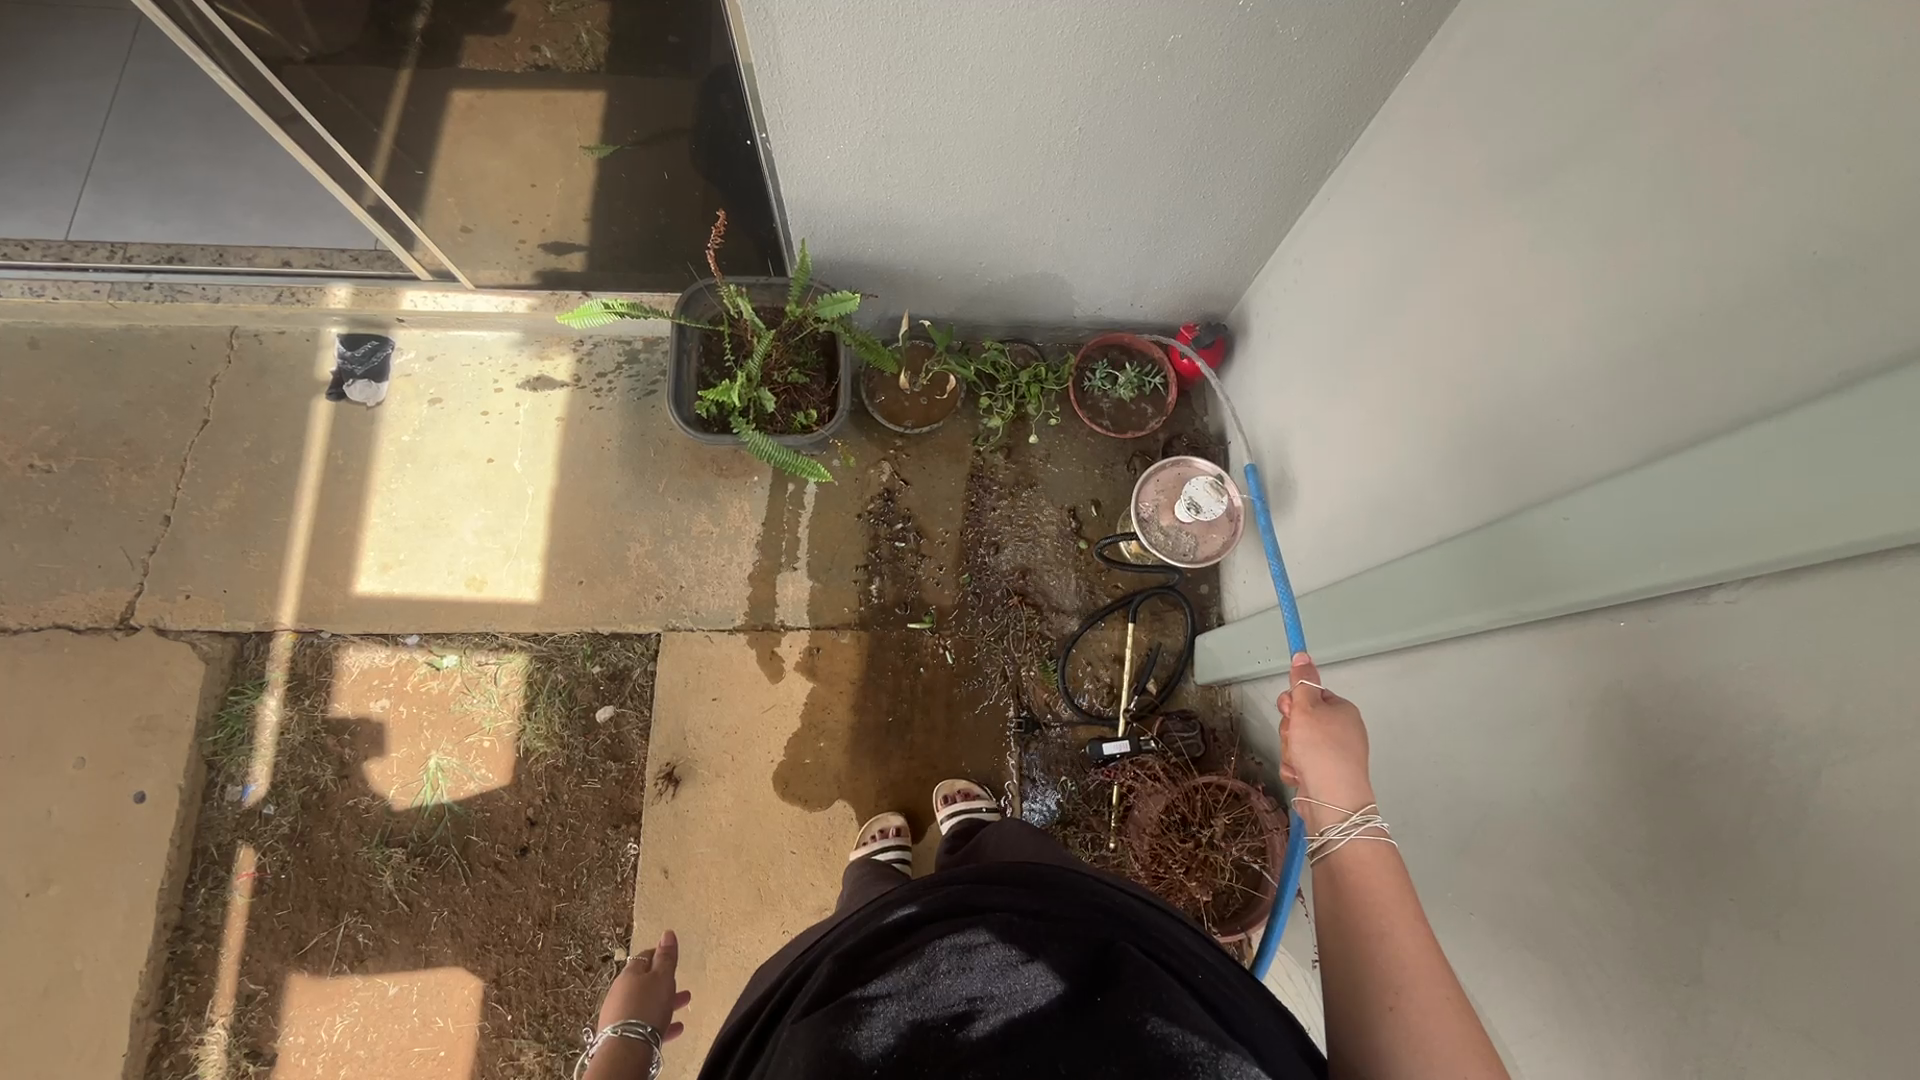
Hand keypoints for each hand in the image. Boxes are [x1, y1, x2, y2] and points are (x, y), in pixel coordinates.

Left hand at [599, 929, 691, 1039]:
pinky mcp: (620, 1034)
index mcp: (630, 974)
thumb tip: (667, 933)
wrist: (625, 1049)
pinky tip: (676, 1028)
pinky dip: (659, 1022)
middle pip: (645, 982)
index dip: (658, 955)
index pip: (644, 957)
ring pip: (645, 1004)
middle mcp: (621, 992)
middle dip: (664, 982)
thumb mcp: (663, 977)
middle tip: (680, 983)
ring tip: (684, 1004)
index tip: (671, 958)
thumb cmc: (647, 1006)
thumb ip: (666, 957)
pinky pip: (643, 1024)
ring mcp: (618, 1014)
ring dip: (664, 1002)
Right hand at [1277, 653, 1374, 824]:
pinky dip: (1295, 768)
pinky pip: (1299, 763)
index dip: (1294, 702)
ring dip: (1289, 750)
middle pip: (1300, 720)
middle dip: (1290, 729)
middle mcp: (1341, 731)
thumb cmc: (1321, 747)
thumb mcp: (1306, 707)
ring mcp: (1333, 754)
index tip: (1289, 710)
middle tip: (1294, 736)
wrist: (1332, 797)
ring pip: (1296, 742)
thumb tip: (1302, 654)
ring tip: (1298, 760)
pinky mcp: (1324, 774)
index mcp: (1342, 710)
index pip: (1310, 696)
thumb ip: (1302, 680)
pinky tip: (1300, 774)